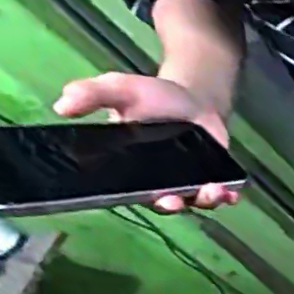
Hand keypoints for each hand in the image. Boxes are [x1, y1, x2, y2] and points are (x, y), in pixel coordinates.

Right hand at [54, 73, 240, 211]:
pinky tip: (233, 194)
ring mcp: (190, 181)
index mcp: (134, 168)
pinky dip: (228, 196)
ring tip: (213, 191)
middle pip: (168, 202)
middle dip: (173, 204)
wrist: (192, 96)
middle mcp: (163, 180)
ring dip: (207, 201)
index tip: (152, 199)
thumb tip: (61, 106)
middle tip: (175, 200)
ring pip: (197, 201)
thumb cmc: (151, 96)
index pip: (133, 190)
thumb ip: (92, 95)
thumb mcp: (119, 89)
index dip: (141, 198)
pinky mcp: (214, 176)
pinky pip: (221, 194)